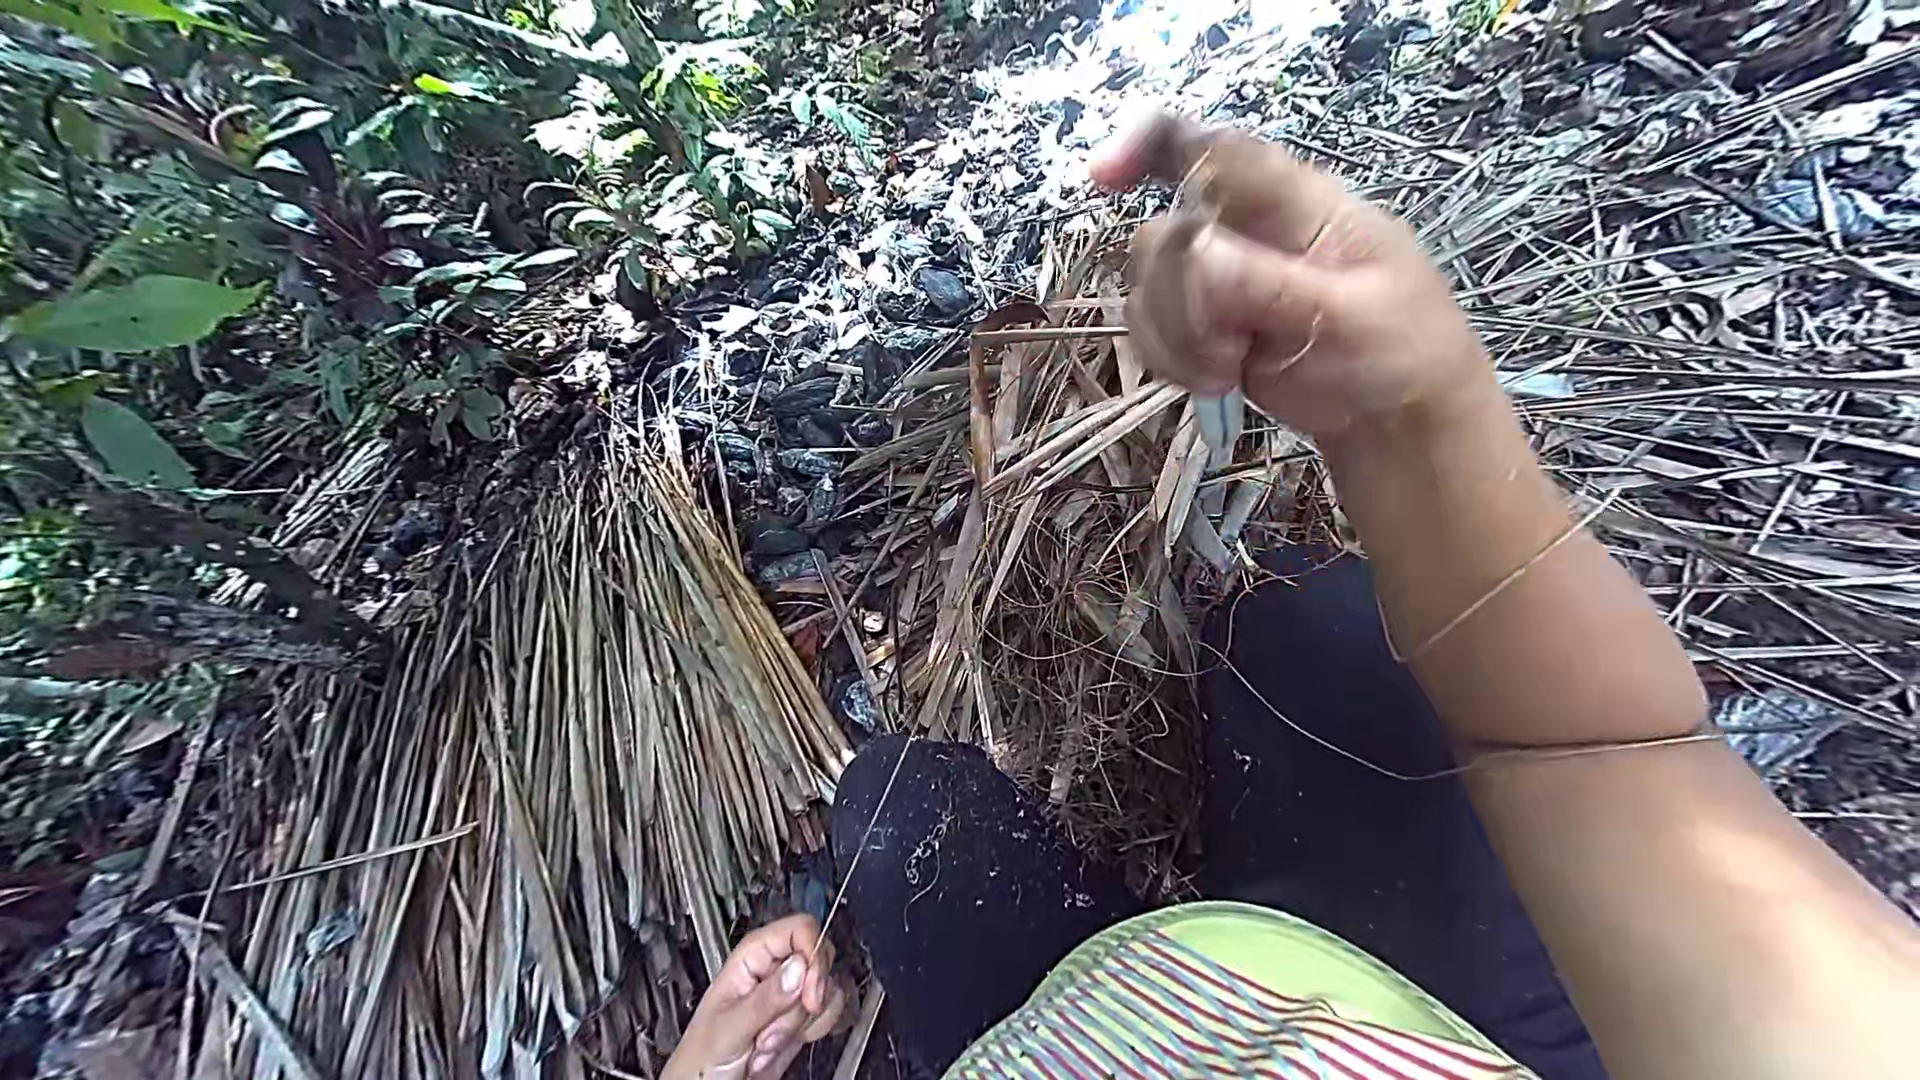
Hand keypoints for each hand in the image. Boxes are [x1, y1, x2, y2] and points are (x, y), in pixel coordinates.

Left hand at [661, 914, 848, 1079]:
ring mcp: (791, 991)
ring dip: (805, 1022)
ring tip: (769, 1043)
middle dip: (806, 997)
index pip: (800, 929)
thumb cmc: (699, 1062)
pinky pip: (832, 1006)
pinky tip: (792, 1043)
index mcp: (754, 953)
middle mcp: (776, 966)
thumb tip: (799, 966)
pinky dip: (820, 1028)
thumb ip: (764, 999)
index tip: (811, 994)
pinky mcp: (802, 1015)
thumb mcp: (727, 1030)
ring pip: (827, 985)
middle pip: (818, 956)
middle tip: (777, 1026)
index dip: (813, 956)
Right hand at [1090, 113, 1492, 437]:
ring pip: (1145, 294)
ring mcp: (1216, 287)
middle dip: (1180, 304)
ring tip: (1230, 371)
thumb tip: (1195, 256)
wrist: (1388, 414)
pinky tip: (1216, 381)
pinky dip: (1169, 363)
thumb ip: (1273, 285)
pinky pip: (1148, 334)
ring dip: (1176, 343)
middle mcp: (1244, 236)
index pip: (1215, 154)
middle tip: (1231, 348)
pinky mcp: (1198, 331)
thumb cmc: (1396, 351)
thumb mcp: (1351, 315)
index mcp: (1294, 205)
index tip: (1103, 178)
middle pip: (1161, 241)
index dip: (1150, 148)